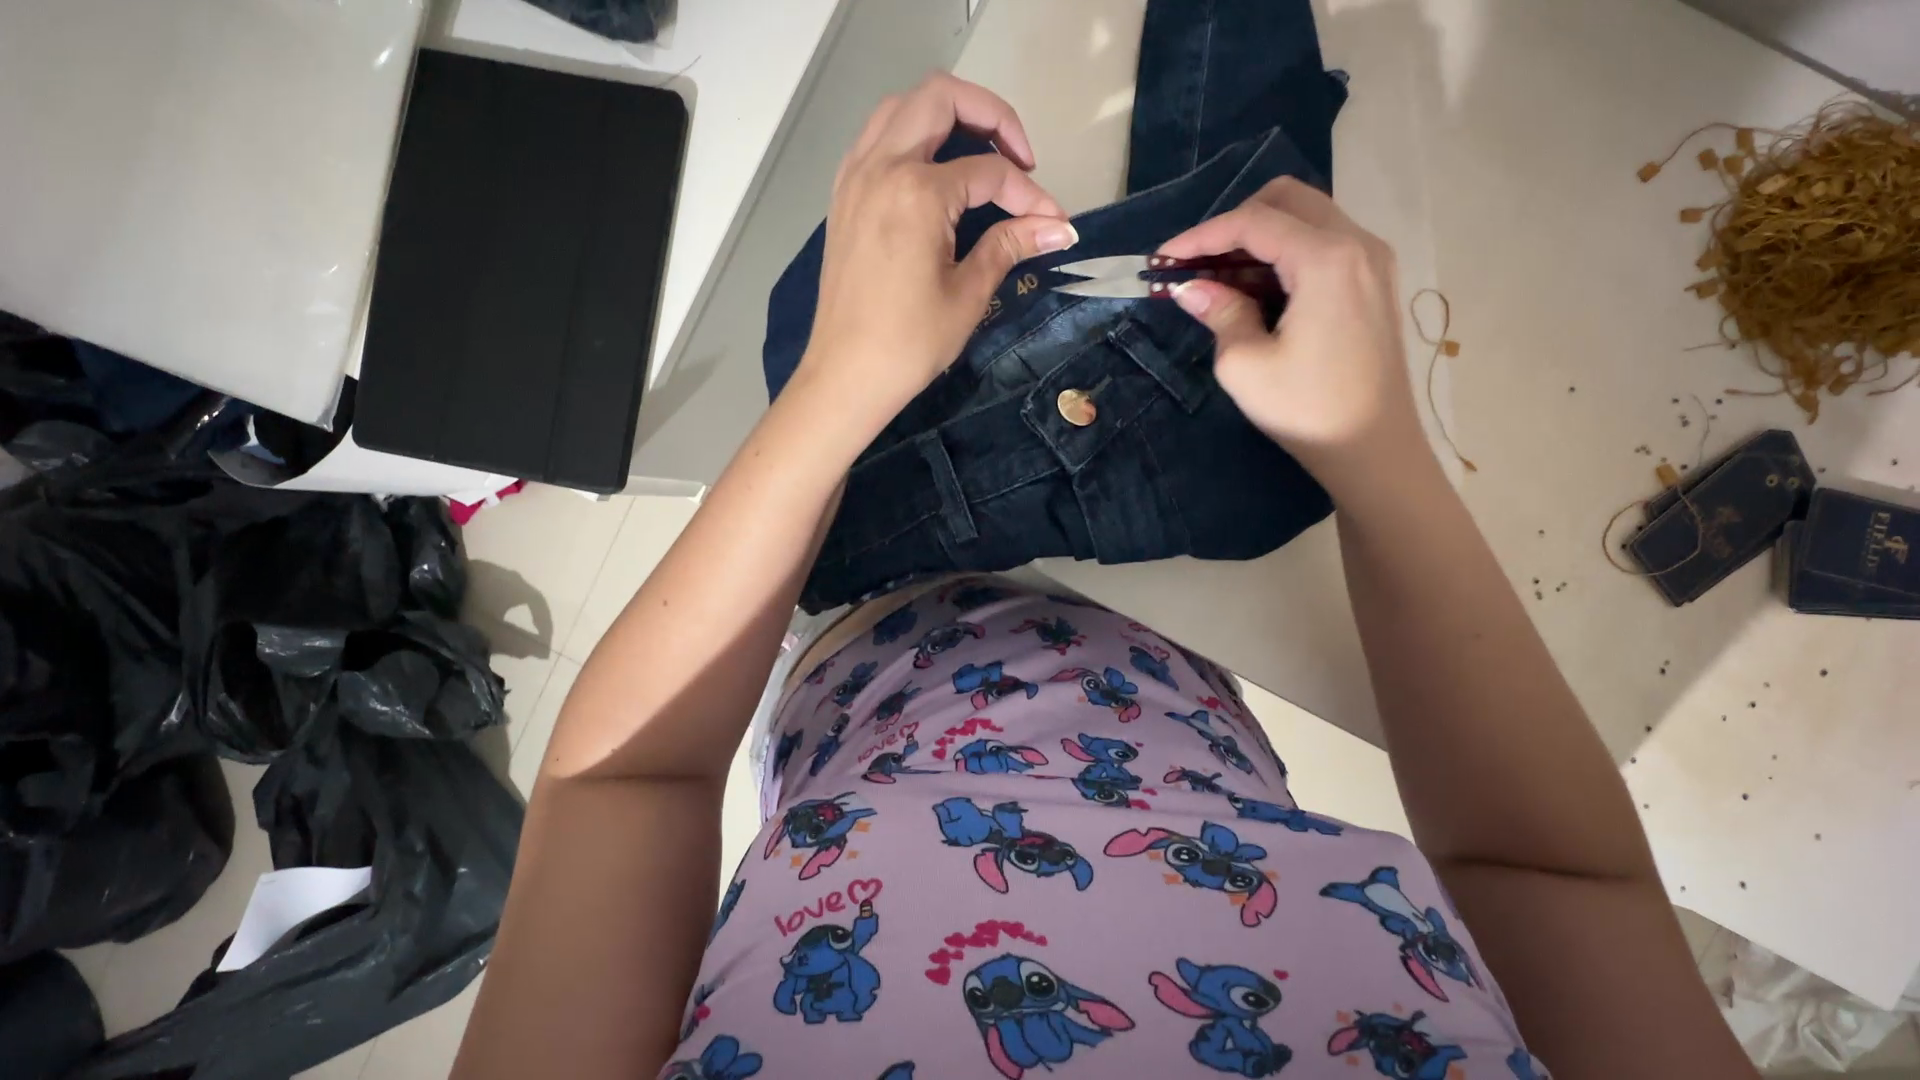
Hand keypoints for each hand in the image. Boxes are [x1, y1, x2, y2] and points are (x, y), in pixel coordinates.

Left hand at [795, 74, 1077, 417]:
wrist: (846, 374)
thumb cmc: (909, 343)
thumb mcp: (968, 295)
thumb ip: (1010, 245)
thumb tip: (1059, 227)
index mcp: (916, 192)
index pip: (988, 171)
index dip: (1029, 194)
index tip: (1053, 222)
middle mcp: (881, 167)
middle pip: (941, 98)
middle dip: (991, 116)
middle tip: (1019, 157)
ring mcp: (855, 177)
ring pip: (903, 107)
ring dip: (947, 116)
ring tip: (980, 155)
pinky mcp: (843, 195)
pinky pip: (877, 137)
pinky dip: (911, 136)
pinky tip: (934, 172)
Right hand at [1160, 177, 1425, 485]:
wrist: (1374, 449)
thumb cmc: (1307, 410)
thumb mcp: (1245, 365)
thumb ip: (1220, 312)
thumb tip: (1191, 288)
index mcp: (1326, 259)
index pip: (1253, 222)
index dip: (1201, 236)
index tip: (1163, 260)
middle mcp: (1357, 244)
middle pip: (1288, 199)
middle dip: (1234, 221)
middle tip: (1198, 262)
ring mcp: (1373, 260)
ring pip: (1309, 216)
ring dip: (1261, 236)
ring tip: (1222, 277)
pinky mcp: (1375, 282)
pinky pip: (1325, 242)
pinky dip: (1286, 252)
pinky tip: (1259, 289)